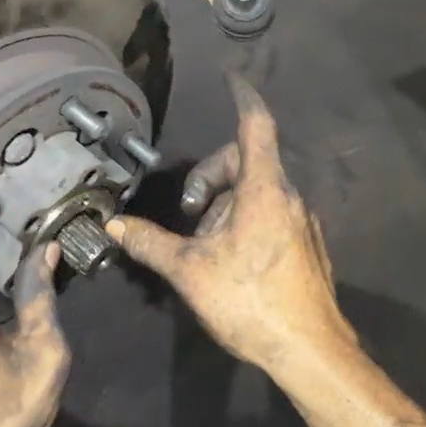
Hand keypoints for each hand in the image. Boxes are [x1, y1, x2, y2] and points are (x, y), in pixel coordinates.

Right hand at [106, 74, 356, 375]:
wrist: (310, 350)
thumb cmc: (250, 301)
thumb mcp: (190, 271)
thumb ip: (150, 243)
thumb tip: (114, 226)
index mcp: (264, 190)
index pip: (255, 125)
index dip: (242, 96)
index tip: (231, 76)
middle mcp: (287, 196)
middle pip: (246, 158)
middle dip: (211, 173)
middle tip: (188, 210)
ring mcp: (300, 220)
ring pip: (256, 189)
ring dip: (223, 201)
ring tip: (203, 241)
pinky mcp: (304, 243)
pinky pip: (269, 211)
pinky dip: (242, 217)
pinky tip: (226, 256)